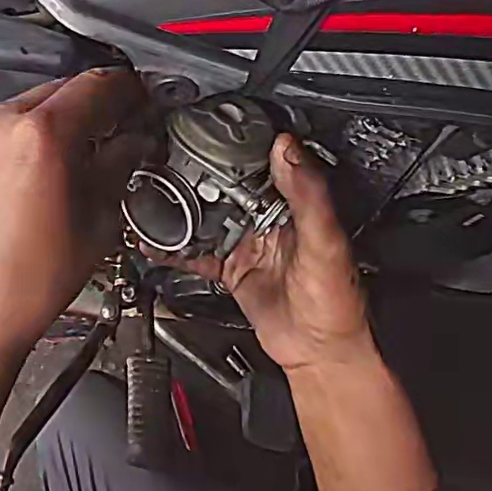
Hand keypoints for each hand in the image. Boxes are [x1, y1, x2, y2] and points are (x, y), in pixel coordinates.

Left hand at [0, 68, 153, 361]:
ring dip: (65, 118)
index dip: (130, 90)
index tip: (142, 100)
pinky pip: (6, 126)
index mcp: (39, 136)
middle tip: (123, 128)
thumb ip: (119, 166)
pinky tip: (48, 166)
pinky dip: (32, 134)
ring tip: (86, 152)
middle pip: (64, 89)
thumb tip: (132, 143)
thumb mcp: (96, 222)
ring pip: (34, 105)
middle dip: (98, 104)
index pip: (98, 86)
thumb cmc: (23, 284)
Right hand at [155, 134, 374, 373]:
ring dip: (182, 210)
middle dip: (199, 178)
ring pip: (207, 218)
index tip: (208, 136)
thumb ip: (306, 195)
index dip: (237, 150)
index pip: (262, 166)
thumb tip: (286, 149)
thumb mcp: (324, 241)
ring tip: (155, 198)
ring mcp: (247, 244)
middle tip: (168, 165)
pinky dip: (175, 249)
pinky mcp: (232, 269)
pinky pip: (197, 254)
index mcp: (293, 205)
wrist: (320, 354)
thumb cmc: (336, 301)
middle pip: (226, 190)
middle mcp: (267, 220)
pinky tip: (156, 243)